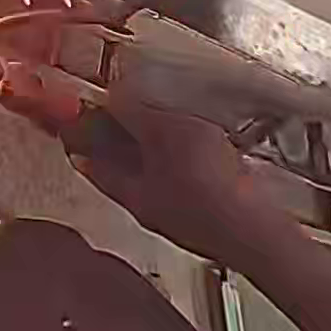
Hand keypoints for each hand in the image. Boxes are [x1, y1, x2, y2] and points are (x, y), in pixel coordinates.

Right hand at [68, 101, 271, 261]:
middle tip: (110, 150)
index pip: (118, 100)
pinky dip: (167, 142)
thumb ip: (106, 177)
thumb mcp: (141, 202)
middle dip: (121, 125)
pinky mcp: (217, 138)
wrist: (250, 230)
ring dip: (144, 134)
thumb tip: (80, 160)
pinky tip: (168, 170)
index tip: (87, 127)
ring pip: (160, 119)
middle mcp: (179, 116)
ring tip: (139, 165)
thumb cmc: (195, 216)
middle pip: (139, 108)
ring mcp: (201, 125)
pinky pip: (180, 130)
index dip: (98, 112)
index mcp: (157, 125)